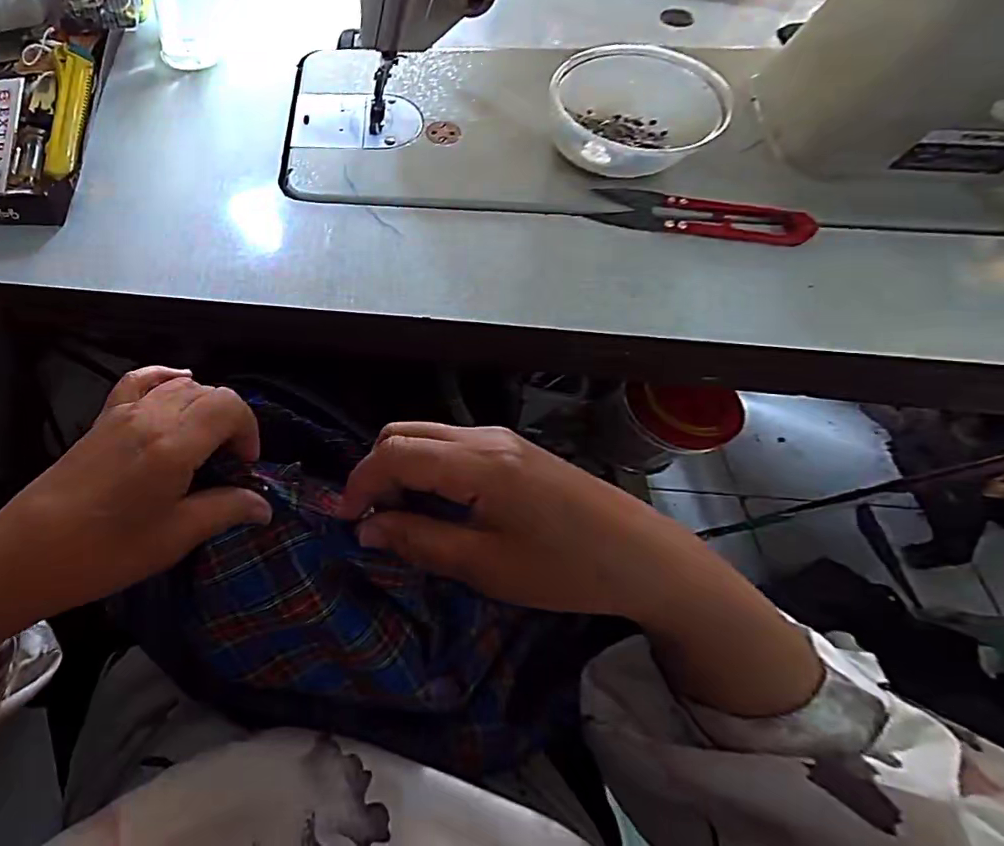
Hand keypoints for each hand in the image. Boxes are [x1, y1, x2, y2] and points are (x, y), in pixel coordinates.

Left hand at [0, 367, 270, 679]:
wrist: (32, 547)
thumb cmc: (105, 551)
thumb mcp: (173, 537)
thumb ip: (222, 510)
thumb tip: (260, 504)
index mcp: (172, 443)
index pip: (229, 405)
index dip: (249, 429)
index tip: (245, 466)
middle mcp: (148, 416)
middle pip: (205, 392)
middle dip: (228, 421)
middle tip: (226, 465)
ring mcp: (120, 413)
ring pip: (176, 385)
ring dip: (200, 405)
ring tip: (201, 445)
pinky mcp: (101, 419)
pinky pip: (139, 382)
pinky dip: (163, 379)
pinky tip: (173, 388)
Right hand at [340, 423, 822, 716]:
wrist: (656, 562)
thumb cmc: (570, 570)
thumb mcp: (487, 567)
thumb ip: (418, 542)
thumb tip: (365, 530)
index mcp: (477, 464)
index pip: (393, 455)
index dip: (360, 483)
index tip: (347, 518)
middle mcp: (482, 437)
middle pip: (400, 433)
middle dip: (374, 470)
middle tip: (374, 515)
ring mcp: (499, 437)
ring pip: (422, 433)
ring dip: (398, 465)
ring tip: (402, 511)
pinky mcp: (512, 446)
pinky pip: (447, 442)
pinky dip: (424, 463)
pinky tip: (437, 500)